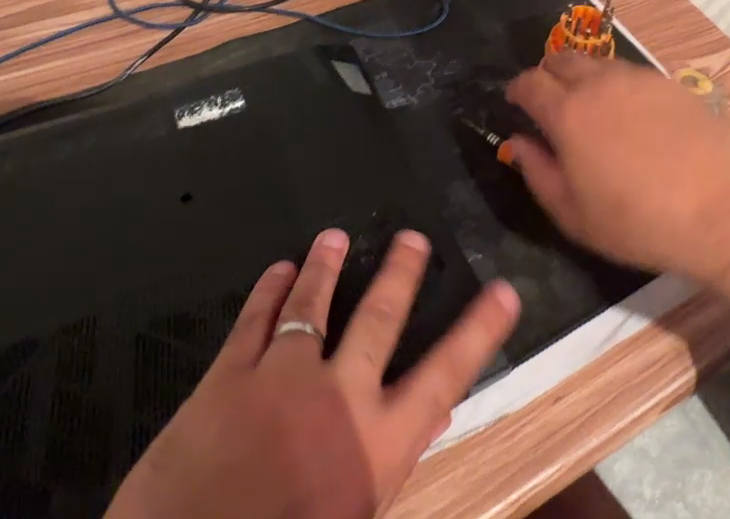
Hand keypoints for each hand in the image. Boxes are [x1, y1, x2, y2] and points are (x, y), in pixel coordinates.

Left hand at [106, 228, 520, 518]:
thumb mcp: (355, 507)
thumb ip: (392, 458)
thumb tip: (438, 414)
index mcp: (377, 443)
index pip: (444, 376)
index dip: (477, 332)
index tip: (502, 293)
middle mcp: (337, 399)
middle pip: (377, 320)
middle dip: (399, 275)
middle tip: (413, 238)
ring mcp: (279, 380)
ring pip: (311, 305)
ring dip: (325, 267)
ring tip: (336, 237)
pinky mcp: (227, 377)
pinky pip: (254, 320)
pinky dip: (269, 291)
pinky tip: (278, 271)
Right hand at [506, 52, 729, 318]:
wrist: (721, 212)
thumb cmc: (637, 223)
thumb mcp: (572, 214)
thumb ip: (537, 172)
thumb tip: (518, 143)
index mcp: (568, 113)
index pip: (529, 82)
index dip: (516, 89)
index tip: (515, 102)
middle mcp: (600, 84)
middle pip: (561, 59)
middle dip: (547, 75)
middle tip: (549, 102)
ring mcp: (639, 79)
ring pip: (598, 64)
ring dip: (583, 78)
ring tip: (591, 109)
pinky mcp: (671, 83)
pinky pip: (631, 75)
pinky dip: (618, 86)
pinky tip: (630, 117)